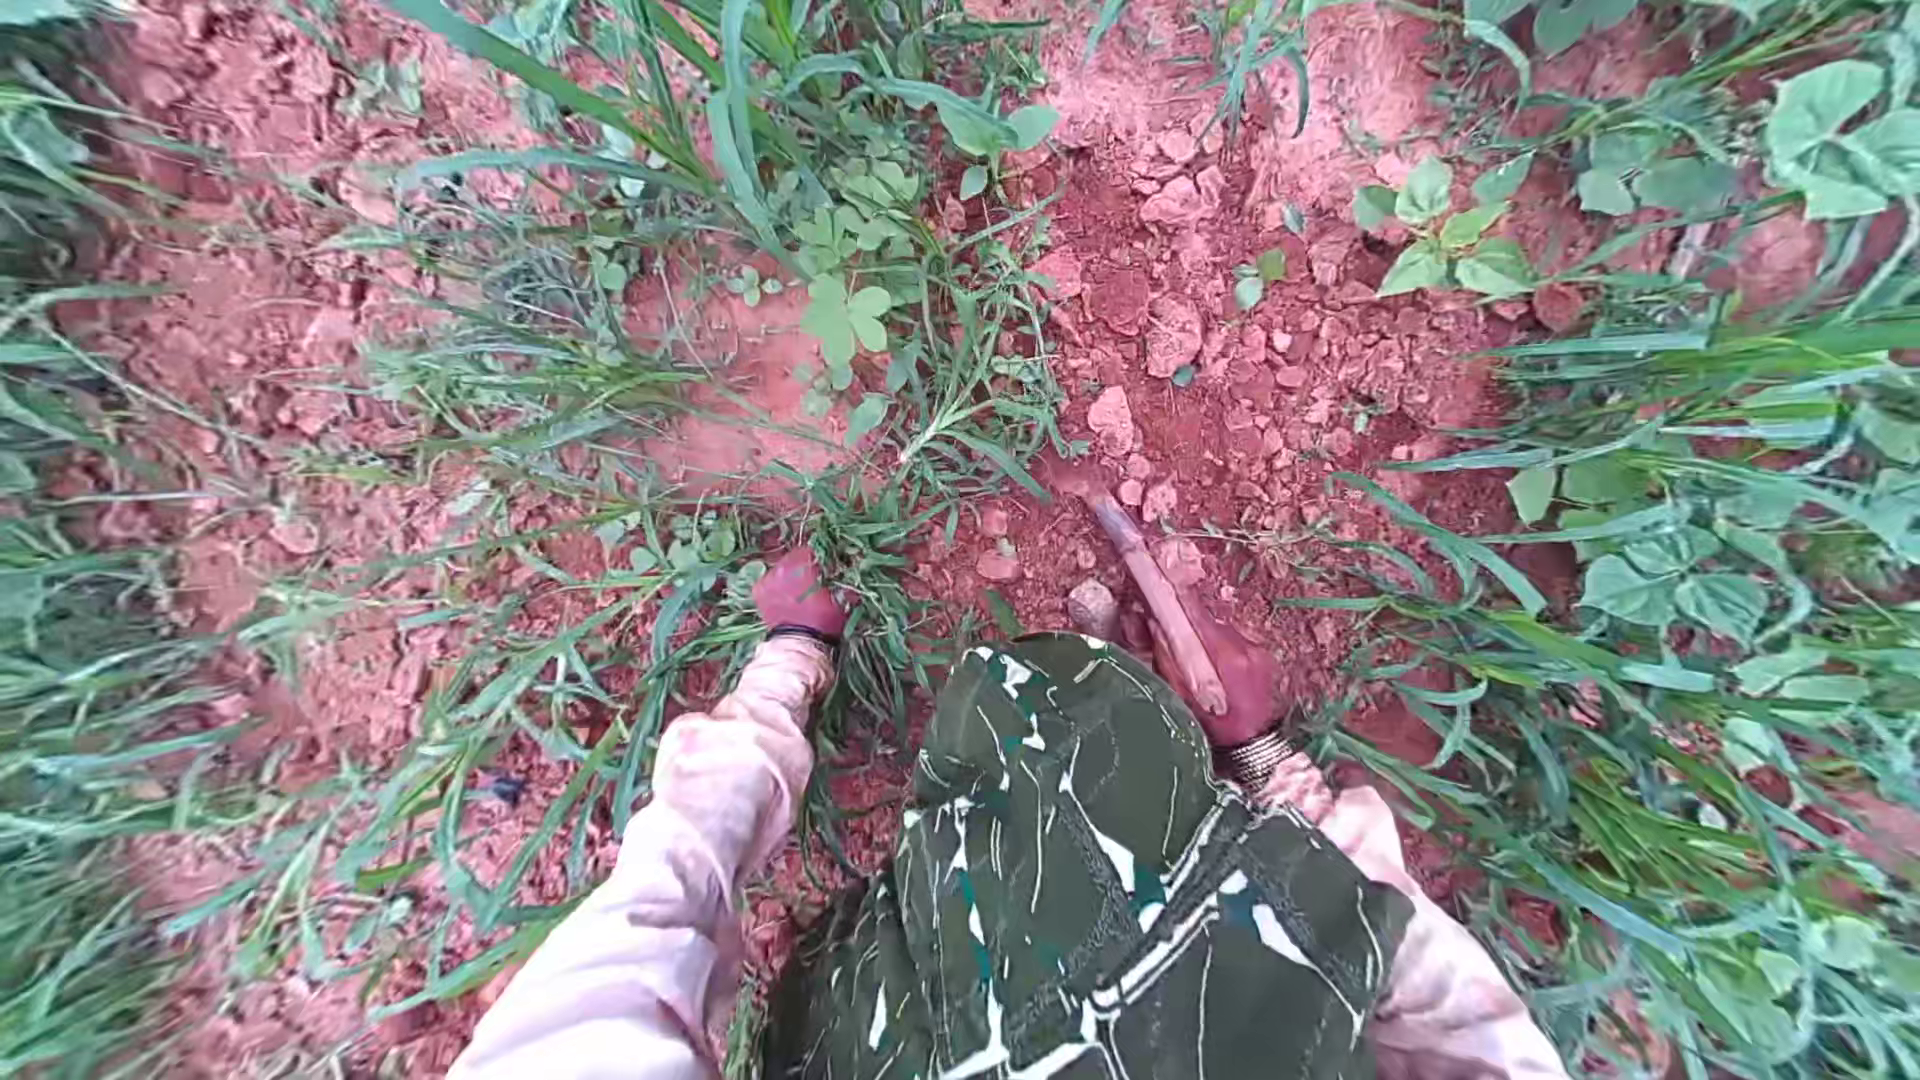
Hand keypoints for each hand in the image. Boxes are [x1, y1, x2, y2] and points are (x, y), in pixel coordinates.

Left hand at [754, 548, 847, 637]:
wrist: (798, 645)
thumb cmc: (823, 621)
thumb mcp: (842, 599)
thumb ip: (843, 581)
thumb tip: (848, 570)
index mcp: (802, 564)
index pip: (811, 550)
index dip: (821, 558)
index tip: (827, 567)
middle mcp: (781, 567)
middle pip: (794, 558)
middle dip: (804, 566)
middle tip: (814, 578)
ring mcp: (767, 579)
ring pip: (782, 568)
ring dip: (790, 575)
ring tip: (800, 590)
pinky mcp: (758, 591)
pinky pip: (770, 581)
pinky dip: (778, 585)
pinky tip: (787, 596)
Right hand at [1151, 595, 1283, 747]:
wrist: (1255, 746)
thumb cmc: (1212, 727)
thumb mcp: (1180, 695)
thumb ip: (1167, 657)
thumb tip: (1153, 623)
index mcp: (1226, 657)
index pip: (1197, 613)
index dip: (1176, 598)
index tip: (1160, 586)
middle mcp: (1246, 647)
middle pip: (1207, 618)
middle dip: (1185, 617)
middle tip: (1165, 620)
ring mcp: (1257, 649)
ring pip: (1219, 627)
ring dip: (1200, 631)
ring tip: (1188, 647)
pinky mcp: (1262, 654)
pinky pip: (1232, 638)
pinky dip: (1216, 642)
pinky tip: (1209, 659)